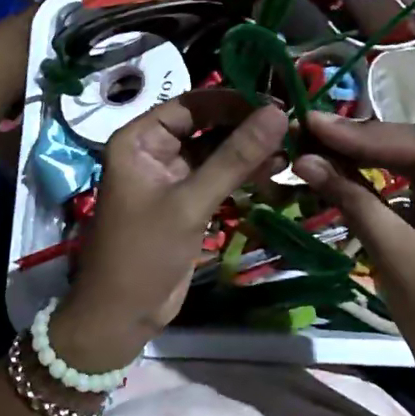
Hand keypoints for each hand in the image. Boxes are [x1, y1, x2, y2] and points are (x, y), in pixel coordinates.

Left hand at [61, 91, 288, 369]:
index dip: (233, 100)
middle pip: (207, 125)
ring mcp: (172, 176)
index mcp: (139, 139)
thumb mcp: (190, 202)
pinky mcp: (188, 201)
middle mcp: (154, 150)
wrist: (122, 315)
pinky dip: (244, 173)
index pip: (191, 104)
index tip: (277, 101)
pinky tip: (276, 171)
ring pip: (217, 151)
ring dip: (250, 150)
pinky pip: (220, 176)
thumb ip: (235, 157)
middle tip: (292, 124)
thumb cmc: (144, 252)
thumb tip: (277, 113)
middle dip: (246, 126)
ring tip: (290, 148)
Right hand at [292, 112, 414, 367]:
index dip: (366, 135)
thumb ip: (353, 201)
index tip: (315, 123)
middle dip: (365, 139)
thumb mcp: (394, 257)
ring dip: (371, 149)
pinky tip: (349, 157)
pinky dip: (384, 168)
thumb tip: (304, 160)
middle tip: (312, 128)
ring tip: (323, 138)